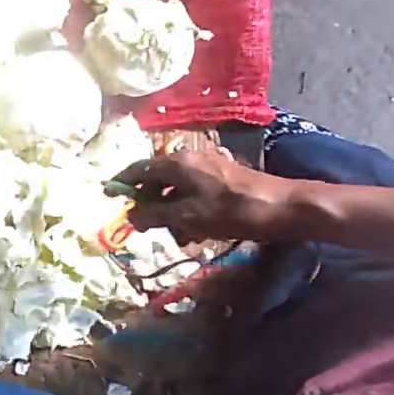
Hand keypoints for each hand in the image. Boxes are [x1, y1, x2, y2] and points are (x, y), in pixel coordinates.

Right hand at [115, 148, 303, 242]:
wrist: (286, 207)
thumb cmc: (233, 210)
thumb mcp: (188, 217)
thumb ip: (155, 215)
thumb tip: (131, 217)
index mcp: (177, 163)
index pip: (138, 169)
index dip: (121, 183)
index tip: (107, 195)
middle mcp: (190, 159)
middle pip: (156, 180)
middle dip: (148, 203)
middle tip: (143, 226)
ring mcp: (208, 167)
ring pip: (176, 189)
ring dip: (169, 211)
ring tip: (174, 235)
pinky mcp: (223, 178)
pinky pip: (193, 193)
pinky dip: (187, 210)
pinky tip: (195, 232)